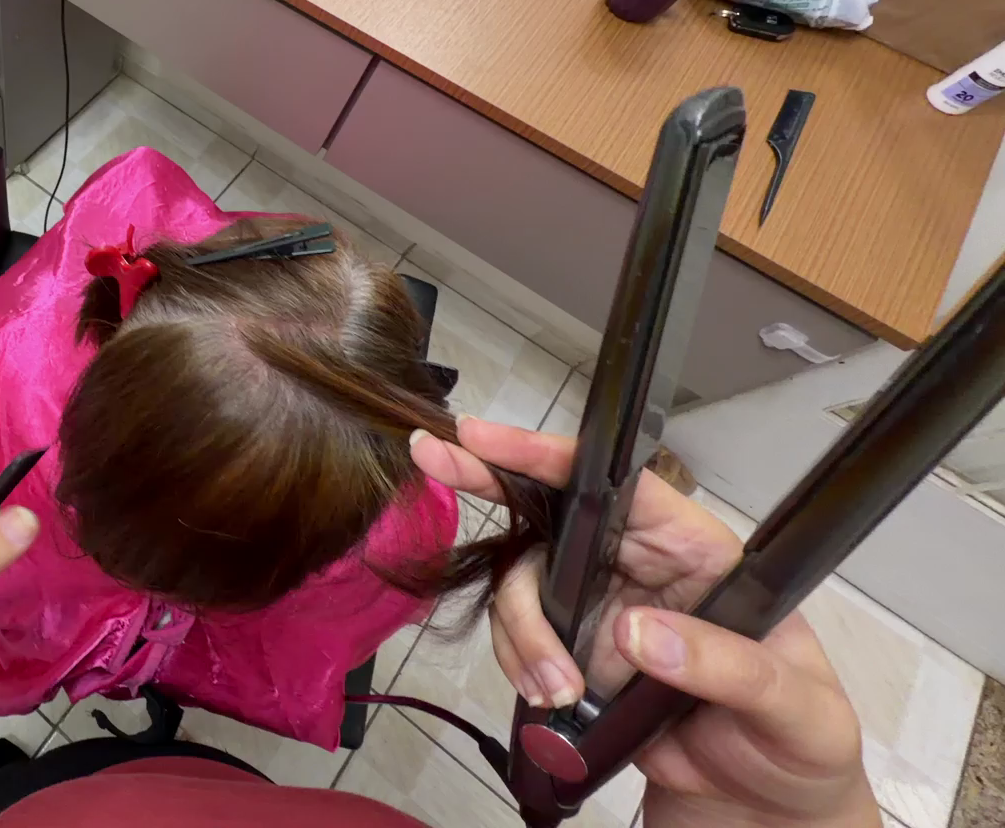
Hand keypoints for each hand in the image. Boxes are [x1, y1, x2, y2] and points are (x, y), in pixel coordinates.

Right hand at [412, 419, 877, 827]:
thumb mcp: (798, 712)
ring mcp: (583, 596)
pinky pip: (511, 630)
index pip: (612, 482)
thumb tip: (633, 632)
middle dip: (480, 479)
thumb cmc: (793, 743)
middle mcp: (623, 557)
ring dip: (521, 632)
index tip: (481, 436)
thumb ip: (729, 667)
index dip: (545, 453)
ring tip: (557, 691)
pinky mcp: (556, 635)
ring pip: (517, 582)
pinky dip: (518, 661)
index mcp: (685, 547)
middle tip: (430, 457)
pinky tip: (550, 696)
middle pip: (541, 510)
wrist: (746, 800)